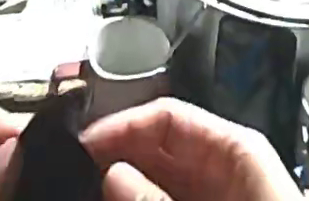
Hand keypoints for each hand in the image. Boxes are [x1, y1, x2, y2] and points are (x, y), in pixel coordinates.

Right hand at [79, 99, 300, 200]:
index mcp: (237, 147)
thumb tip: (113, 170)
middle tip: (72, 171)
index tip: (81, 145)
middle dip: (115, 157)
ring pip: (156, 180)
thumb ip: (161, 198)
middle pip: (158, 149)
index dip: (122, 126)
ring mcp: (216, 194)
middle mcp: (225, 166)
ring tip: (81, 188)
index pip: (168, 116)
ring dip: (121, 185)